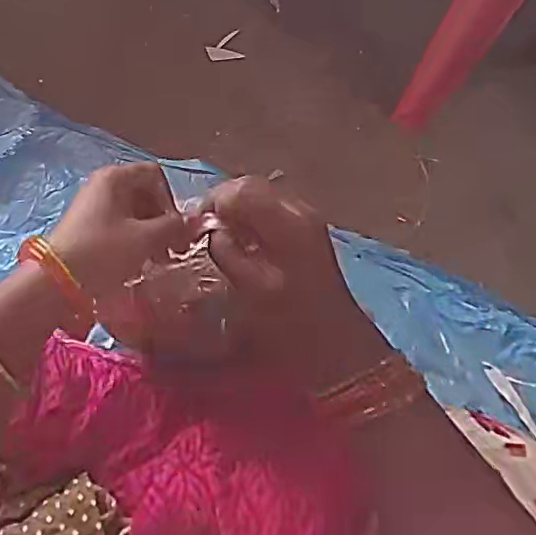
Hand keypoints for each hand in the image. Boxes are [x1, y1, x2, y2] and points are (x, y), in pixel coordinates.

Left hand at [47, 163, 191, 298]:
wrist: (56, 281)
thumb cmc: (103, 251)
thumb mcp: (144, 239)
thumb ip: (174, 227)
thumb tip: (197, 221)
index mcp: (114, 177)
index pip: (155, 175)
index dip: (171, 200)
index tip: (176, 228)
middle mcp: (102, 184)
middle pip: (144, 193)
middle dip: (163, 220)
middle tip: (173, 249)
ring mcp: (92, 205)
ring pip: (132, 212)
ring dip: (151, 233)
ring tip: (158, 260)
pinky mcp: (85, 226)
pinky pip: (118, 225)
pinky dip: (134, 239)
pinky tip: (138, 261)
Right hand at [202, 176, 389, 388]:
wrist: (339, 349)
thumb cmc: (292, 327)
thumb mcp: (249, 291)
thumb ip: (227, 252)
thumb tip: (212, 231)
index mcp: (287, 225)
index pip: (241, 190)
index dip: (213, 201)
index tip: (196, 225)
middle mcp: (300, 212)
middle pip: (251, 185)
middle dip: (223, 203)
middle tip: (205, 230)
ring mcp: (308, 219)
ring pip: (261, 194)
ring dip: (237, 210)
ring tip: (222, 237)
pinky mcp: (308, 229)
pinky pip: (271, 208)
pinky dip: (252, 218)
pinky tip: (244, 244)